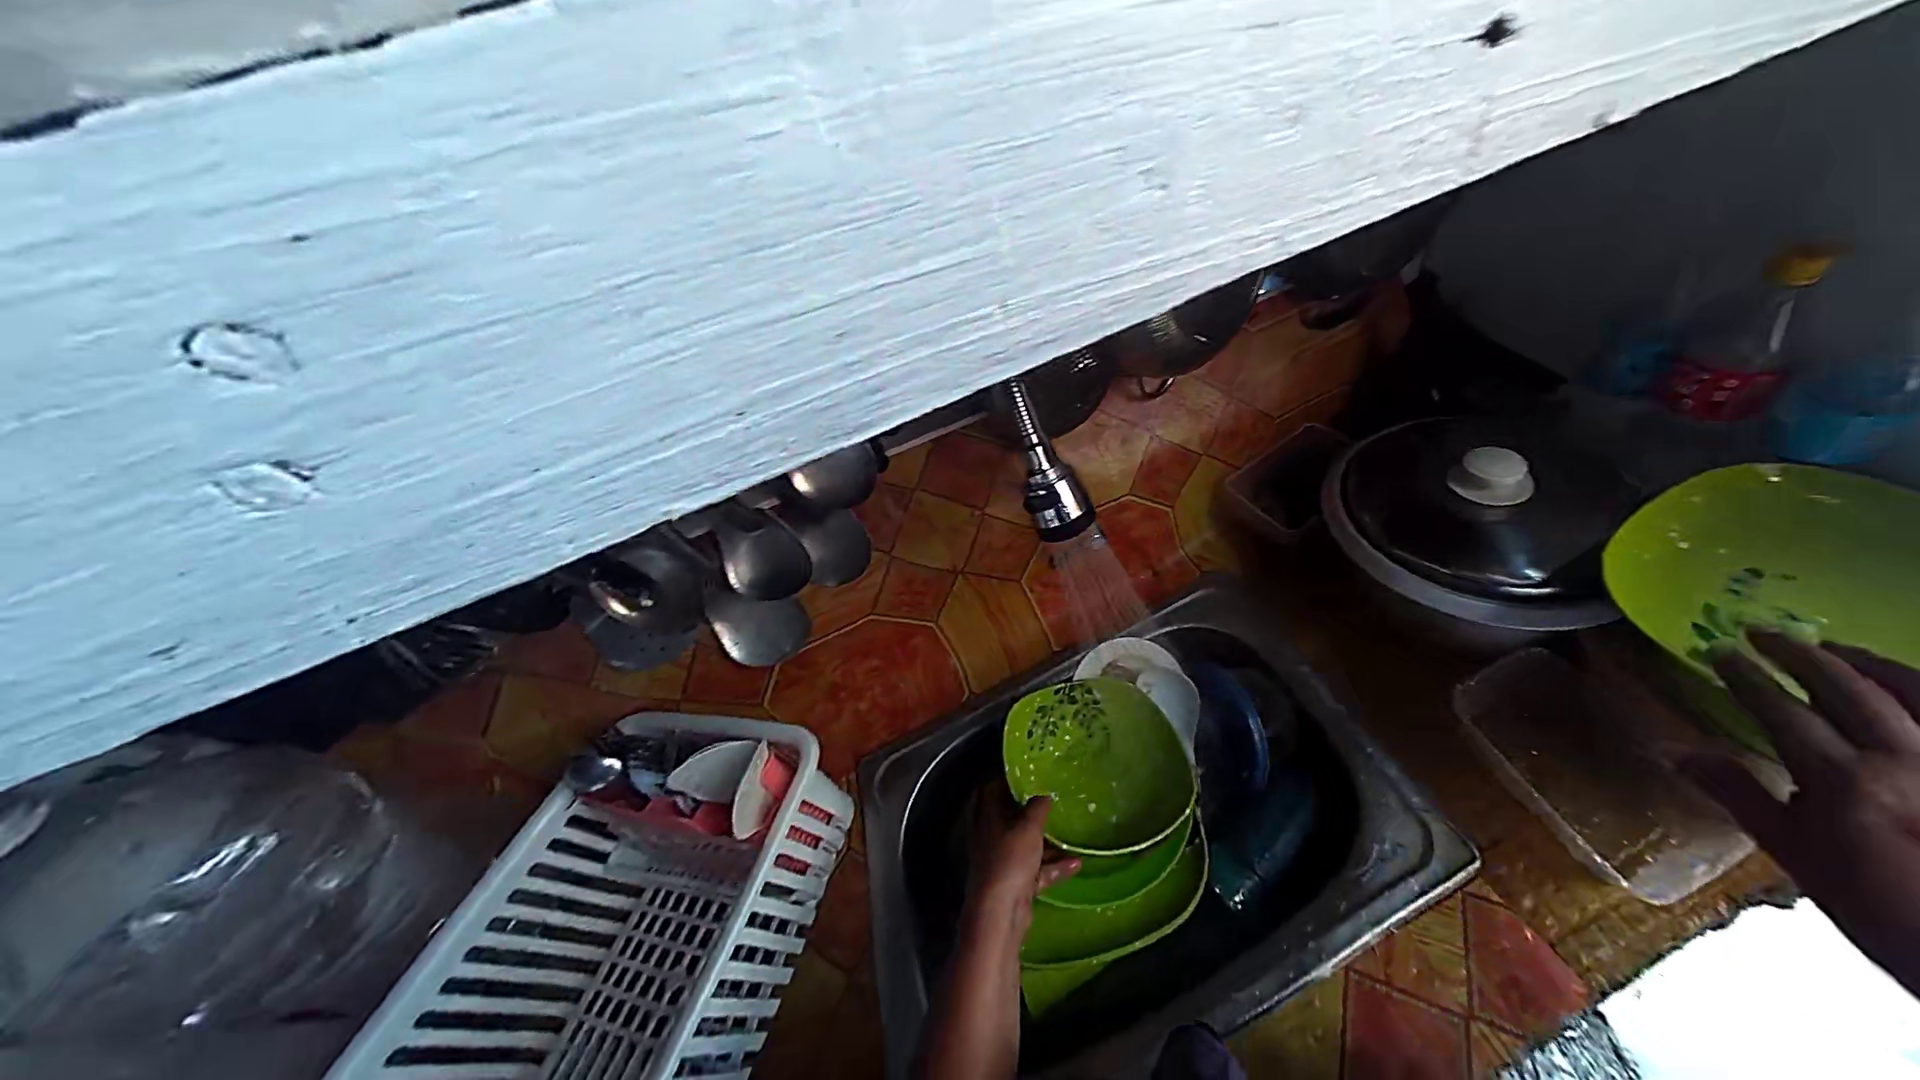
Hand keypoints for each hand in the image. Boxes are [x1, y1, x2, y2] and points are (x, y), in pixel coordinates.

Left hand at [966, 792, 1082, 938]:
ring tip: (1070, 833)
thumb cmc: (1010, 859)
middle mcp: (991, 834)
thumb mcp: (1028, 826)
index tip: (1032, 773)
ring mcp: (1002, 859)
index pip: (994, 788)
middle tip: (1054, 799)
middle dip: (1033, 810)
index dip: (1011, 779)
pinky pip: (1036, 868)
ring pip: (1026, 843)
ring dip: (1048, 841)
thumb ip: (1037, 806)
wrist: (1001, 912)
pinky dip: (1053, 866)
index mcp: (987, 815)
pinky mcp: (1014, 881)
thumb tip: (1044, 792)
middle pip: (1011, 816)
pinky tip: (1076, 863)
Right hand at [1683, 631, 1919, 996]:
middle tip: (1765, 634)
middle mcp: (1905, 762)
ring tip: (1836, 649)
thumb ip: (1740, 795)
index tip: (1719, 652)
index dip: (1746, 676)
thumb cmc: (1879, 907)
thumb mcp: (1797, 855)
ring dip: (1870, 663)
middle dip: (1802, 654)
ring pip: (1918, 692)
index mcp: (1844, 781)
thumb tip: (1673, 752)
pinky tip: (1903, 685)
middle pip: (1849, 689)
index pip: (1781, 710)